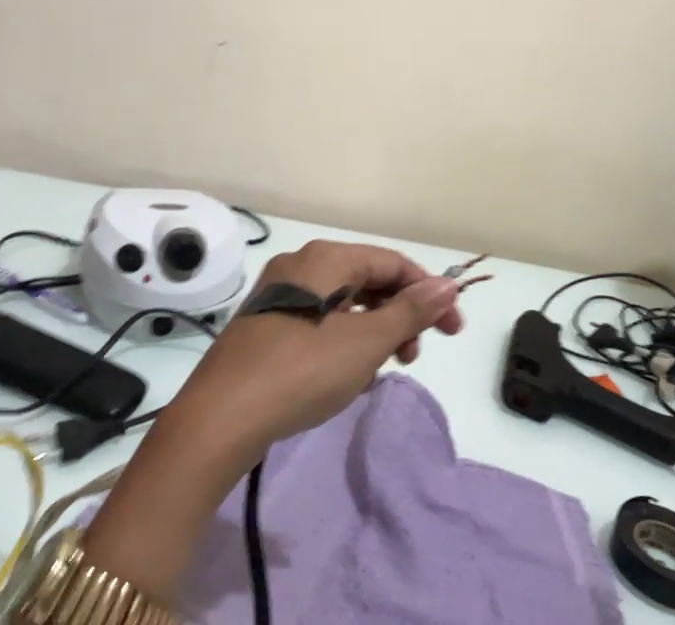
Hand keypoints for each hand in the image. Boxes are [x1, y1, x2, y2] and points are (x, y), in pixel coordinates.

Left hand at [173, 239, 464, 452]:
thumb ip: (411, 311)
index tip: (453, 331)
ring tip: (380, 369)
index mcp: (325, 258)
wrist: (221, 417)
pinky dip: (344, 339)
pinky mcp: (265, 324)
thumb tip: (449, 284)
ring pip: (343, 302)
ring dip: (373, 330)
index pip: (392, 262)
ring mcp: (278, 294)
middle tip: (413, 356)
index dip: (428, 293)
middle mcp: (300, 265)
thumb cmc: (302, 371)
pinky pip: (320, 320)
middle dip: (399, 314)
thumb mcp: (366, 342)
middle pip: (367, 279)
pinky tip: (348, 374)